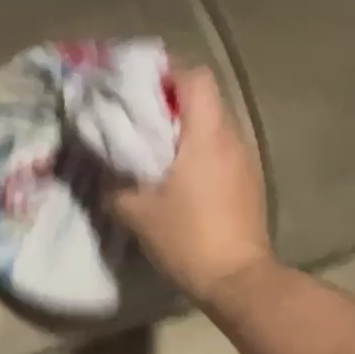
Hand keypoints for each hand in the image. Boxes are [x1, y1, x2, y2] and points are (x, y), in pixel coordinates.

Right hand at [108, 65, 274, 304]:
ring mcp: (246, 161)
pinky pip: (222, 153)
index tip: (139, 90)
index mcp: (206, 134)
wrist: (237, 279)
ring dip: (187, 132)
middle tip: (140, 123)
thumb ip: (116, 185)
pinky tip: (181, 181)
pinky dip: (200, 155)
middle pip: (205, 99)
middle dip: (172, 104)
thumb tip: (105, 168)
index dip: (167, 74)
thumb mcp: (138, 214)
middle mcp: (232, 137)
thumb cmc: (187, 239)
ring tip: (157, 154)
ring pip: (214, 127)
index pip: (194, 76)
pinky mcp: (250, 184)